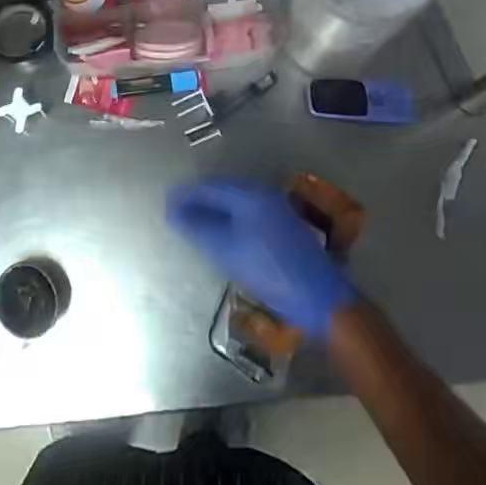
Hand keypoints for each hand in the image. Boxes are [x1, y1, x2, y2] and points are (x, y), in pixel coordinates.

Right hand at [166, 178, 355, 337]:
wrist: (318, 297)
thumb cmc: (269, 271)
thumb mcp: (226, 250)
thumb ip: (198, 228)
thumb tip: (173, 211)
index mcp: (251, 195)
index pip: (210, 187)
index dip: (187, 195)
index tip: (167, 203)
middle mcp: (266, 195)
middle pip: (225, 191)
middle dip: (200, 201)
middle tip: (177, 213)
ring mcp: (278, 209)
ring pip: (238, 203)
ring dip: (216, 210)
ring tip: (195, 223)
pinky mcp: (284, 225)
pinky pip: (249, 213)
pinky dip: (231, 219)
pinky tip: (223, 233)